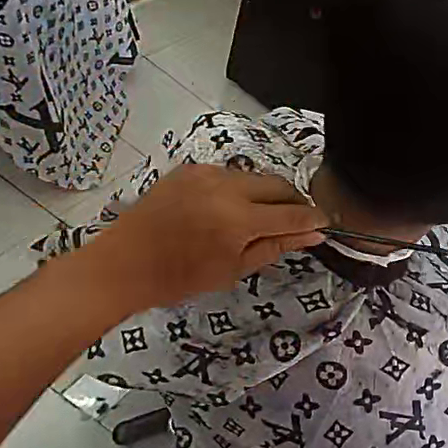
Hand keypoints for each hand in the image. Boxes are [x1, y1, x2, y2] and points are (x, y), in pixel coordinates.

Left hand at [75, 163, 326, 311]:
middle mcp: (225, 188)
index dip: (313, 219)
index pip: (292, 213)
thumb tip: (313, 234)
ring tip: (262, 217)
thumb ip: (277, 246)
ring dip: (268, 194)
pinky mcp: (190, 170)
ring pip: (255, 177)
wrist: (122, 265)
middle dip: (293, 201)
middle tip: (297, 221)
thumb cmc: (180, 277)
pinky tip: (231, 209)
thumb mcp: (235, 269)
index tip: (325, 224)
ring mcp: (205, 174)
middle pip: (279, 185)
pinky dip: (241, 189)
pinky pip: (230, 174)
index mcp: (238, 219)